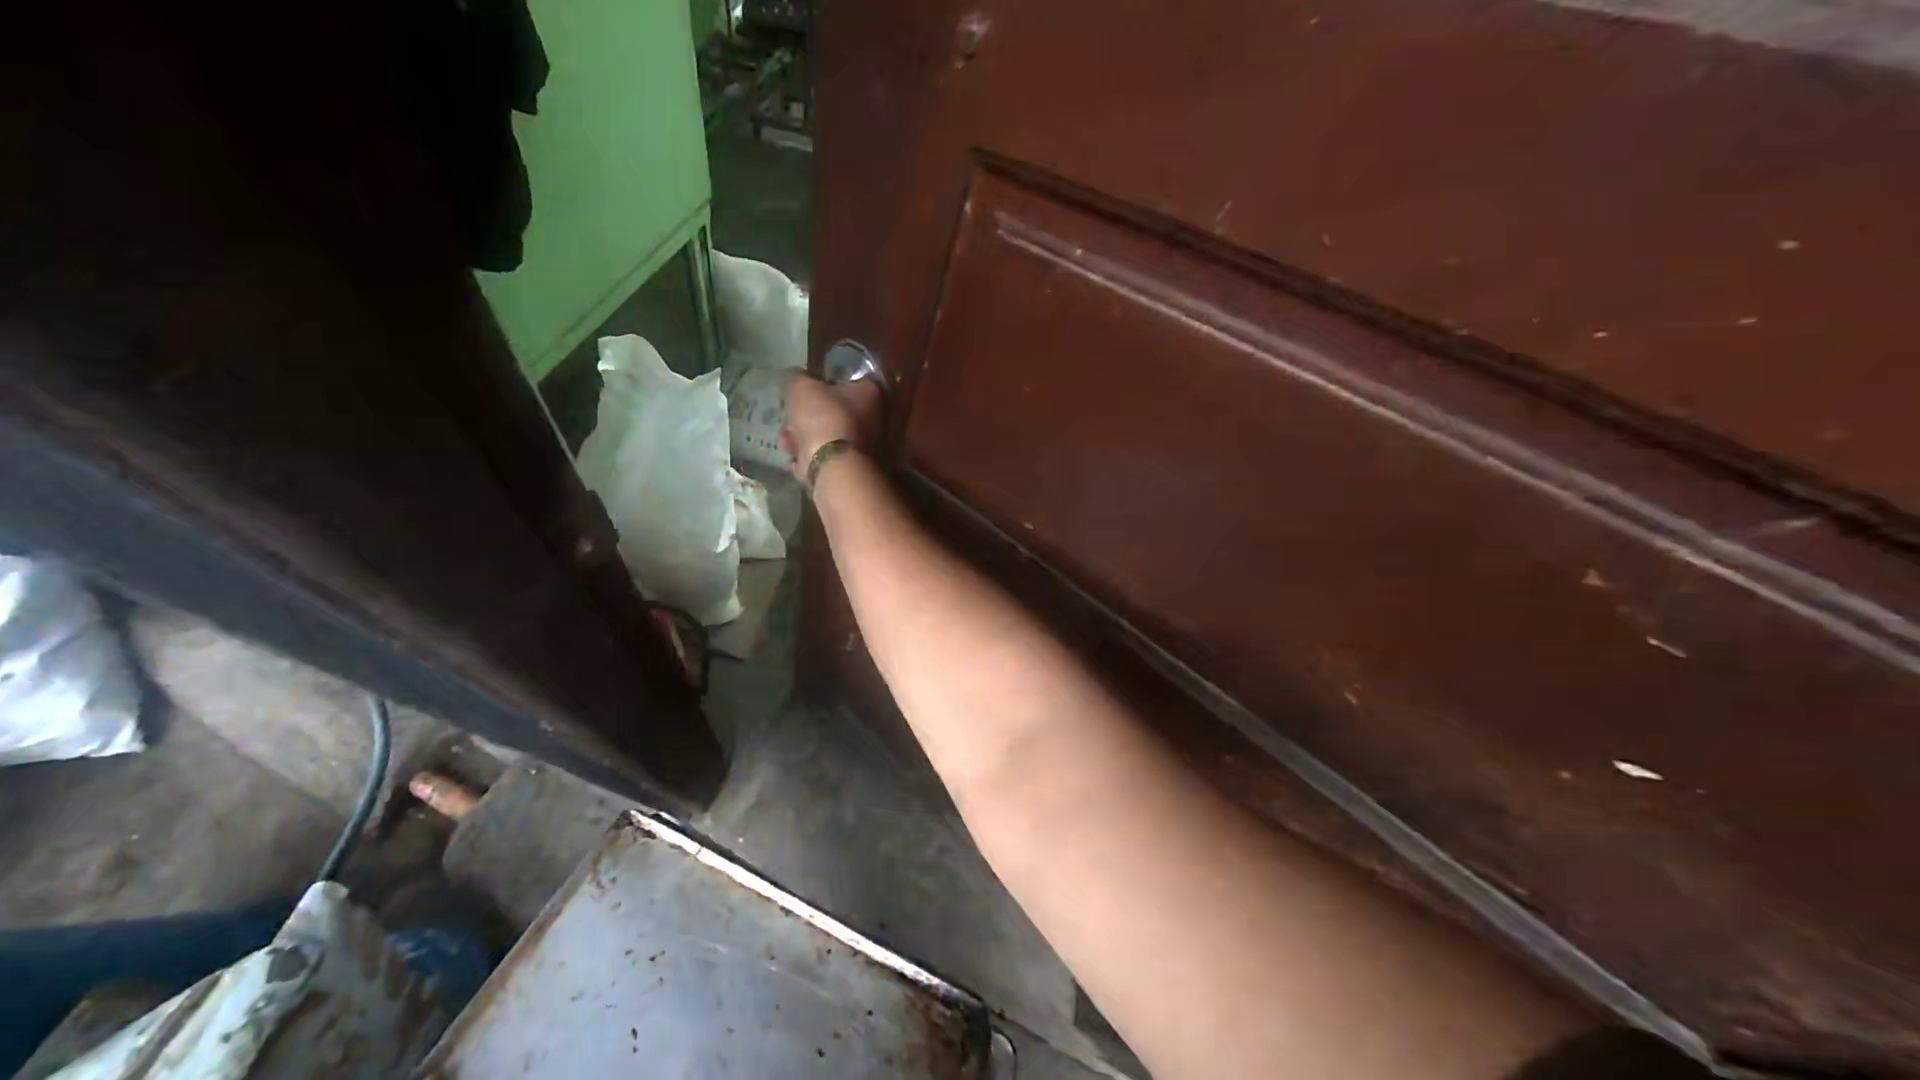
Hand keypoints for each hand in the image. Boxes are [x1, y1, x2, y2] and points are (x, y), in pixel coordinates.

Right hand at [782, 373, 882, 480]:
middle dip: (804, 417)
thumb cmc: (823, 417)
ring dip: (801, 438)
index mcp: (869, 394)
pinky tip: (795, 459)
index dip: (823, 383)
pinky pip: (824, 458)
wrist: (832, 465)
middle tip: (790, 419)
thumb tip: (797, 378)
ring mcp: (862, 446)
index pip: (848, 381)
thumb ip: (797, 379)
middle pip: (832, 412)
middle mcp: (872, 419)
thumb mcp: (801, 387)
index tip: (805, 389)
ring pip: (825, 437)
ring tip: (786, 441)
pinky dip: (808, 458)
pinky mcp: (850, 468)